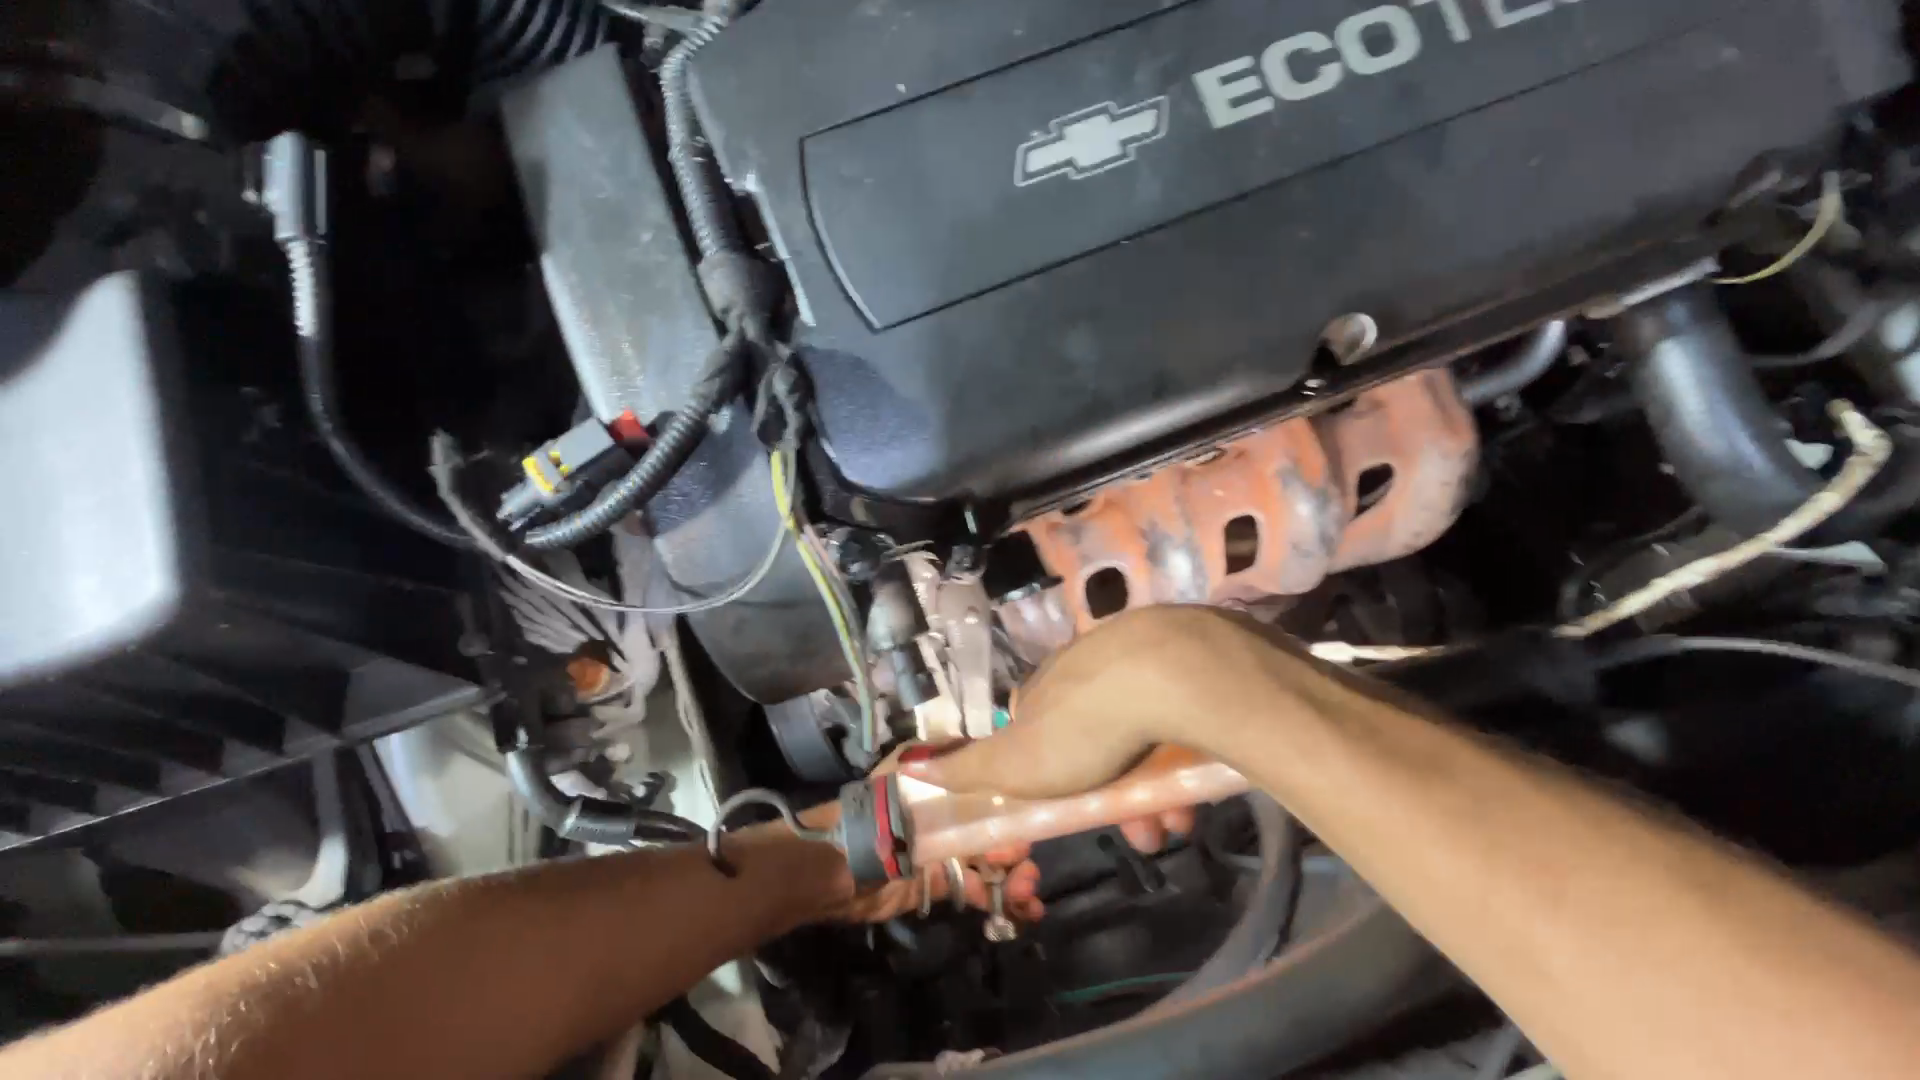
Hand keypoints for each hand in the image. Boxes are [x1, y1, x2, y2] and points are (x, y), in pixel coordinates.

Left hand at [796, 751, 1044, 925]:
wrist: (836, 869)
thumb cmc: (871, 815)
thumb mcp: (900, 773)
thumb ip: (933, 757)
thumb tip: (973, 744)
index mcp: (945, 789)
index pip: (990, 792)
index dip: (1013, 806)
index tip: (1026, 822)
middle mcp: (951, 817)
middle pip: (998, 830)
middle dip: (1018, 851)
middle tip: (1025, 871)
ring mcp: (949, 853)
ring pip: (996, 863)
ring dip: (1018, 879)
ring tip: (1026, 897)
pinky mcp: (943, 885)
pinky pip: (981, 892)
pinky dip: (1003, 902)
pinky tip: (1025, 913)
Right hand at [903, 606, 1325, 801]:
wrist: (1174, 674)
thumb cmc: (1085, 727)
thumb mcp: (1015, 762)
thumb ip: (965, 767)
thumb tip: (909, 764)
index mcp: (1045, 688)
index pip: (1042, 734)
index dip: (1058, 780)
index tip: (1081, 815)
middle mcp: (1089, 666)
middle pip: (1100, 741)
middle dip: (1118, 797)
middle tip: (1144, 832)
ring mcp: (1139, 656)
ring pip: (1145, 733)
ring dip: (1158, 788)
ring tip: (1178, 822)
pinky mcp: (1188, 654)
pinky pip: (1182, 714)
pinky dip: (1187, 755)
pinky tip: (1201, 788)